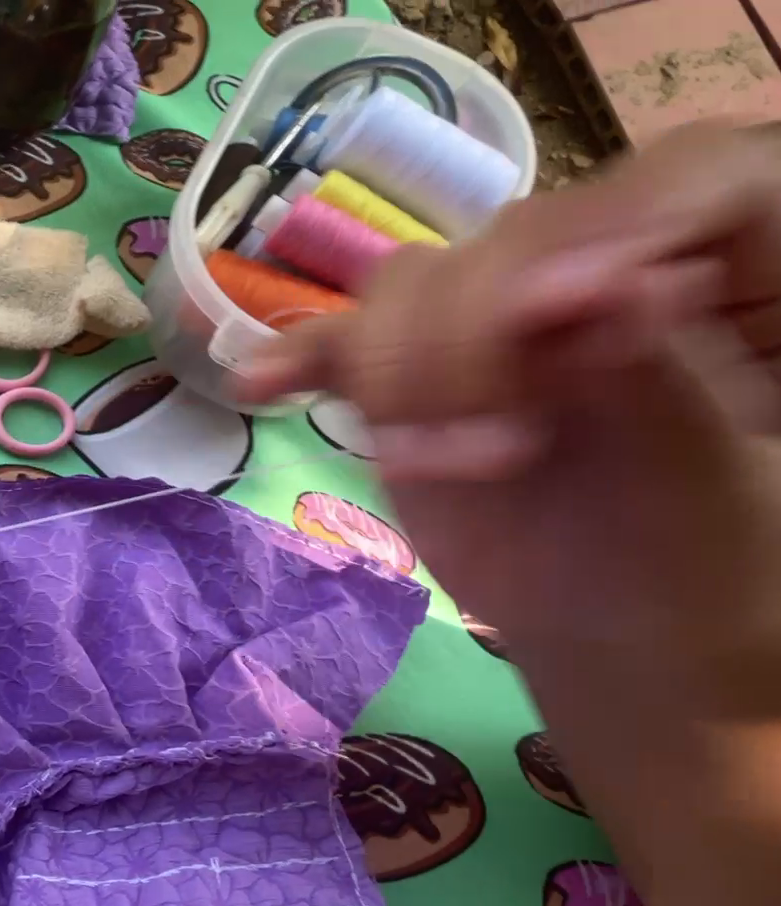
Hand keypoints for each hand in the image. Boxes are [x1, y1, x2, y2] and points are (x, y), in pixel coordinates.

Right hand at [238, 123, 780, 707]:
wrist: (614, 632)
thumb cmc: (700, 568)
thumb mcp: (710, 483)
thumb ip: (655, 379)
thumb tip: (594, 287)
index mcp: (732, 270)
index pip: (682, 186)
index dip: (615, 228)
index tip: (562, 312)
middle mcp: (597, 275)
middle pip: (513, 236)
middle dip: (477, 336)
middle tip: (490, 445)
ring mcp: (486, 327)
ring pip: (411, 286)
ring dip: (392, 367)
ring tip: (421, 462)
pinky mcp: (405, 375)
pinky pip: (340, 344)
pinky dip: (296, 361)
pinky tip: (259, 385)